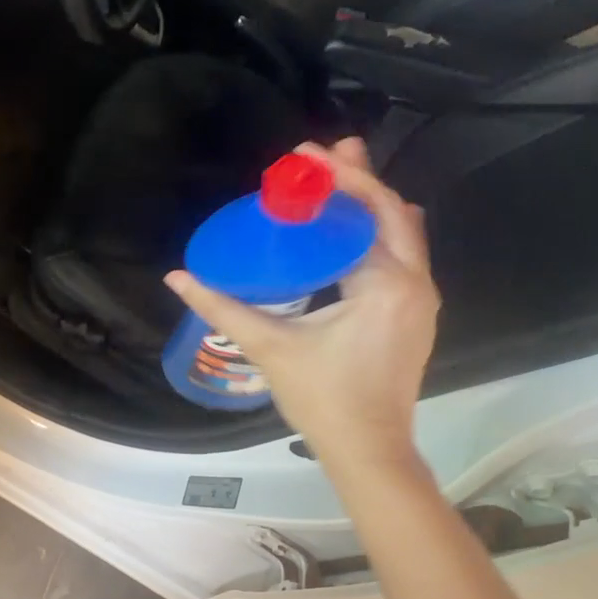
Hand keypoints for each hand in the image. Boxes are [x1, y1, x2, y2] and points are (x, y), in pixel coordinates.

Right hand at [164, 137, 438, 470]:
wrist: (368, 447)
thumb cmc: (321, 396)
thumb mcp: (267, 345)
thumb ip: (221, 306)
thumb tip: (176, 277)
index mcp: (387, 284)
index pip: (371, 211)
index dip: (340, 177)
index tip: (305, 153)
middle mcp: (415, 284)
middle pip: (394, 212)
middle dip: (359, 179)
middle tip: (326, 151)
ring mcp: (420, 300)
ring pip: (402, 233)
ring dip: (370, 203)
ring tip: (339, 177)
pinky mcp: (413, 315)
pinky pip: (401, 255)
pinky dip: (375, 231)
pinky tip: (349, 229)